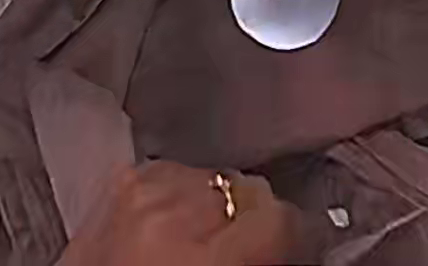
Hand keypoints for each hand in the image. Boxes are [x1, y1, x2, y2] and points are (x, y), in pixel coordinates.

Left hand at [57, 160, 303, 265]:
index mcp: (201, 261)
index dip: (299, 232)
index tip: (302, 242)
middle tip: (246, 248)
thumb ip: (263, 258)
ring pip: (217, 174)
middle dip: (253, 217)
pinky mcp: (125, 176)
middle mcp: (173, 211)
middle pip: (249, 188)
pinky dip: (184, 193)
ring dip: (218, 203)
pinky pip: (181, 170)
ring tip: (203, 237)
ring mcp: (144, 185)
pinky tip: (173, 223)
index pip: (278, 217)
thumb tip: (300, 237)